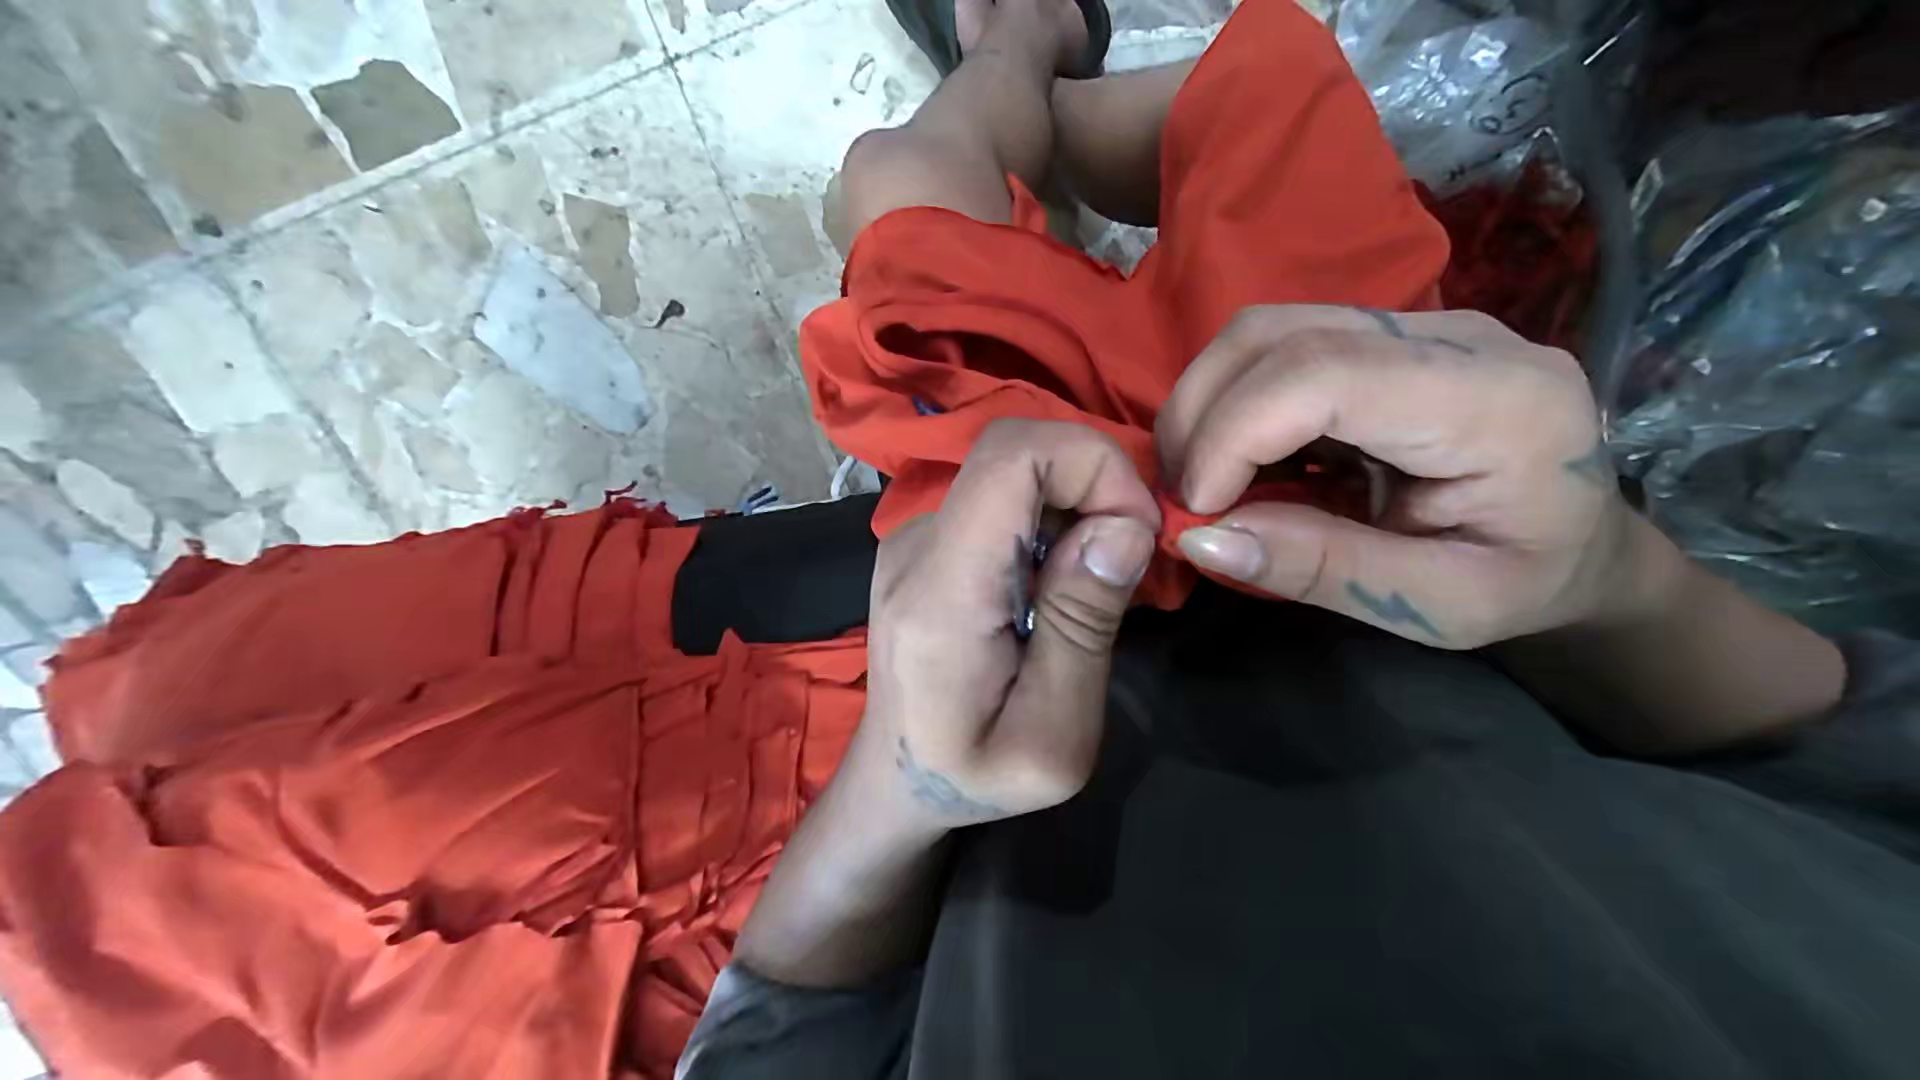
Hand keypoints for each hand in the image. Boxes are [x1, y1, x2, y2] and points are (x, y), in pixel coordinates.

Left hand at [861, 419, 1160, 826]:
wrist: (898, 777)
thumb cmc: (975, 776)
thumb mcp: (1054, 736)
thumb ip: (1083, 625)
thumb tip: (1123, 526)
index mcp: (940, 592)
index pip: (1010, 457)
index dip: (1091, 463)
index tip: (1138, 529)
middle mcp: (914, 547)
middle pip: (1012, 456)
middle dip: (1091, 486)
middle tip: (1124, 561)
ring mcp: (911, 540)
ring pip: (1009, 477)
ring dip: (1071, 510)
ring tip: (1085, 587)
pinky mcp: (922, 545)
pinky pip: (995, 503)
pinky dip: (1043, 524)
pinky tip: (1048, 587)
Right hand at [1158, 304, 1640, 649]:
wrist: (1581, 540)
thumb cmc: (1525, 582)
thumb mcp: (1437, 606)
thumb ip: (1323, 569)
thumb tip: (1197, 537)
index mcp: (1494, 402)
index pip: (1319, 375)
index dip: (1230, 435)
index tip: (1196, 511)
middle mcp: (1452, 337)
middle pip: (1273, 334)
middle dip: (1198, 416)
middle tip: (1183, 497)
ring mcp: (1413, 326)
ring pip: (1260, 332)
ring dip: (1203, 405)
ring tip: (1200, 479)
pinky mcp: (1379, 338)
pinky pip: (1272, 350)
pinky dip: (1227, 404)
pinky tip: (1233, 460)